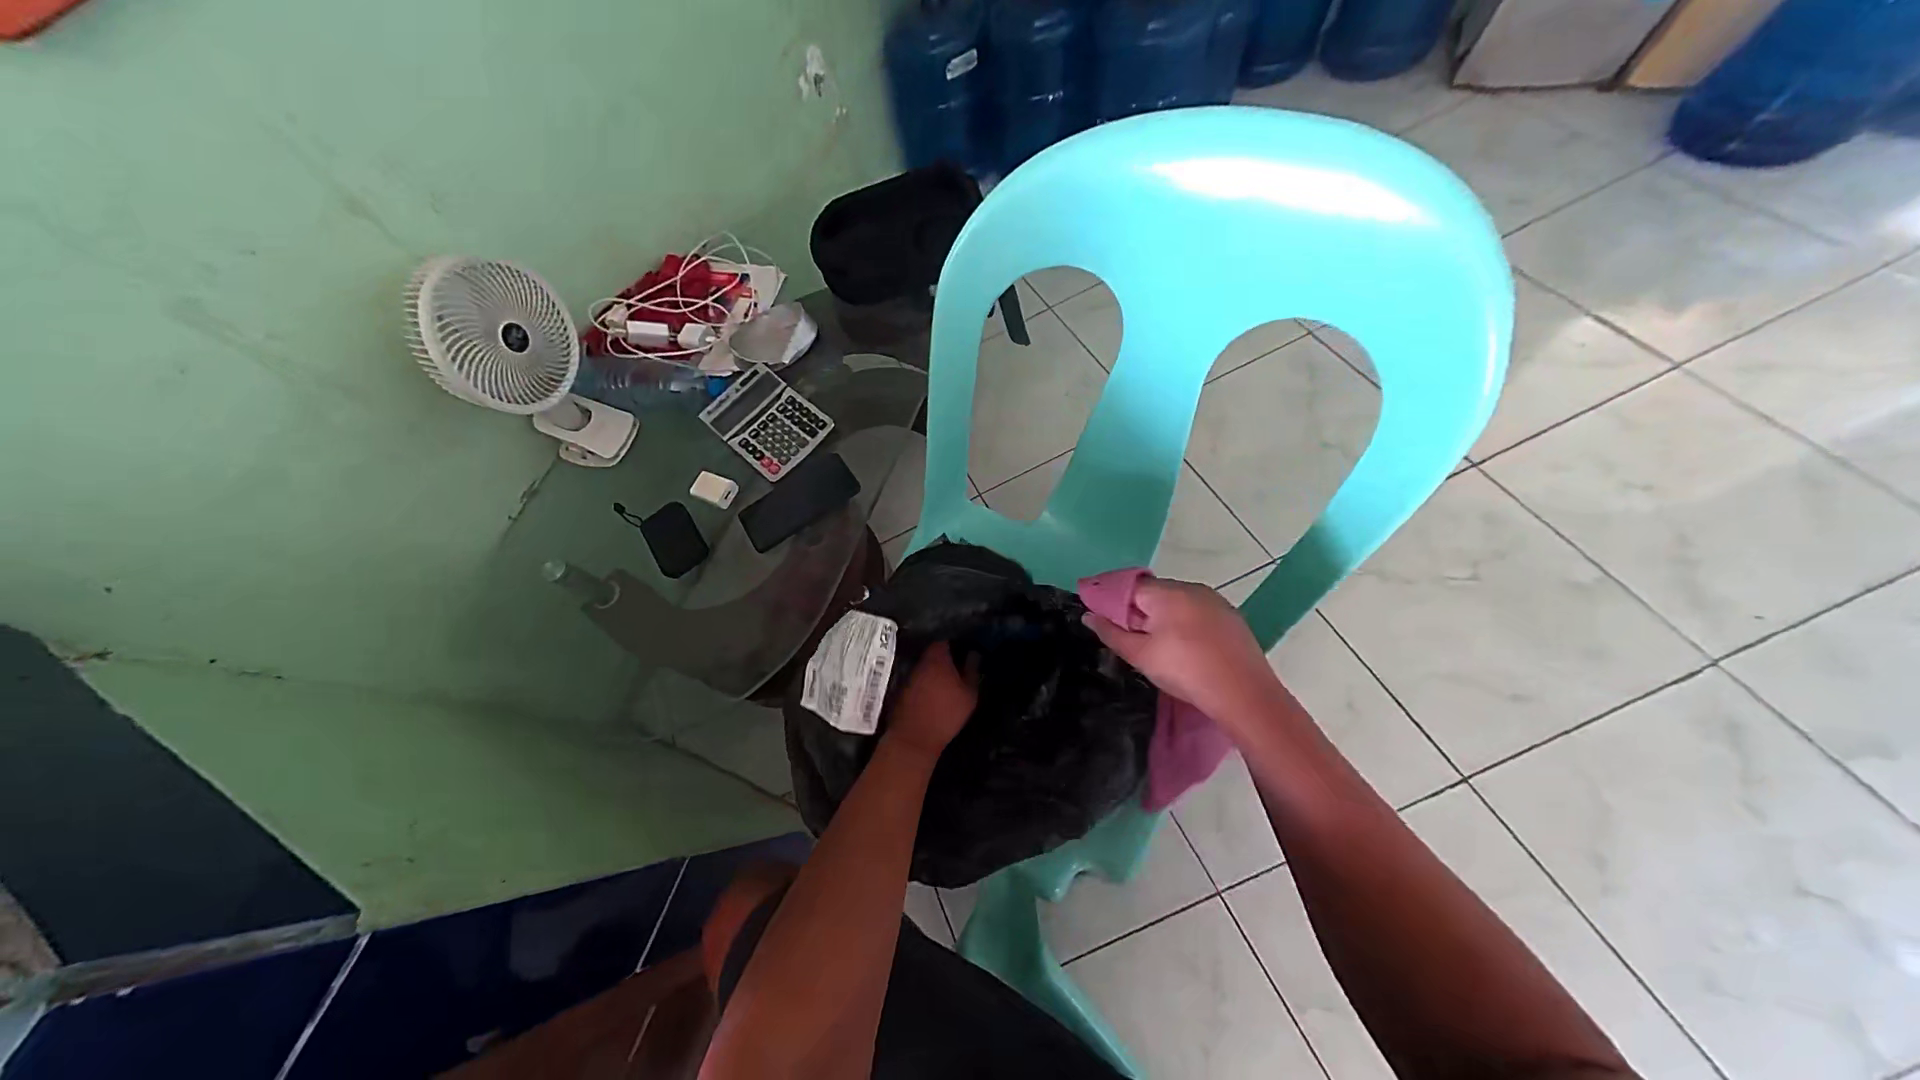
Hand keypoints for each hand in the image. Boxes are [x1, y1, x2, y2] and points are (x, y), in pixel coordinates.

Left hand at [885, 641, 977, 761]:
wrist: (915, 738)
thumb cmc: (947, 714)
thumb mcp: (969, 695)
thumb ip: (972, 671)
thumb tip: (974, 654)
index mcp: (938, 660)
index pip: (944, 640)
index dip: (954, 643)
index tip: (963, 649)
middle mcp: (921, 663)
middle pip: (932, 652)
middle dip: (944, 655)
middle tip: (956, 664)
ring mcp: (909, 676)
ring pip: (924, 665)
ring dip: (933, 668)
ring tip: (945, 678)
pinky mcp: (902, 689)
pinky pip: (916, 678)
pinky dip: (924, 680)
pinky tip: (932, 690)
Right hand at [1082, 577, 1286, 735]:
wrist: (1245, 695)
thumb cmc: (1186, 671)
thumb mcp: (1141, 655)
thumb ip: (1111, 633)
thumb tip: (1089, 616)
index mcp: (1167, 593)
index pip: (1128, 586)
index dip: (1111, 600)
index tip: (1100, 618)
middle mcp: (1192, 588)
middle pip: (1153, 593)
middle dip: (1137, 611)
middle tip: (1129, 640)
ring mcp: (1216, 601)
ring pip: (1177, 603)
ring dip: (1162, 618)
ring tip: (1158, 648)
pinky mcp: (1232, 617)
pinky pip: (1198, 613)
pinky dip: (1184, 624)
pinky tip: (1186, 649)